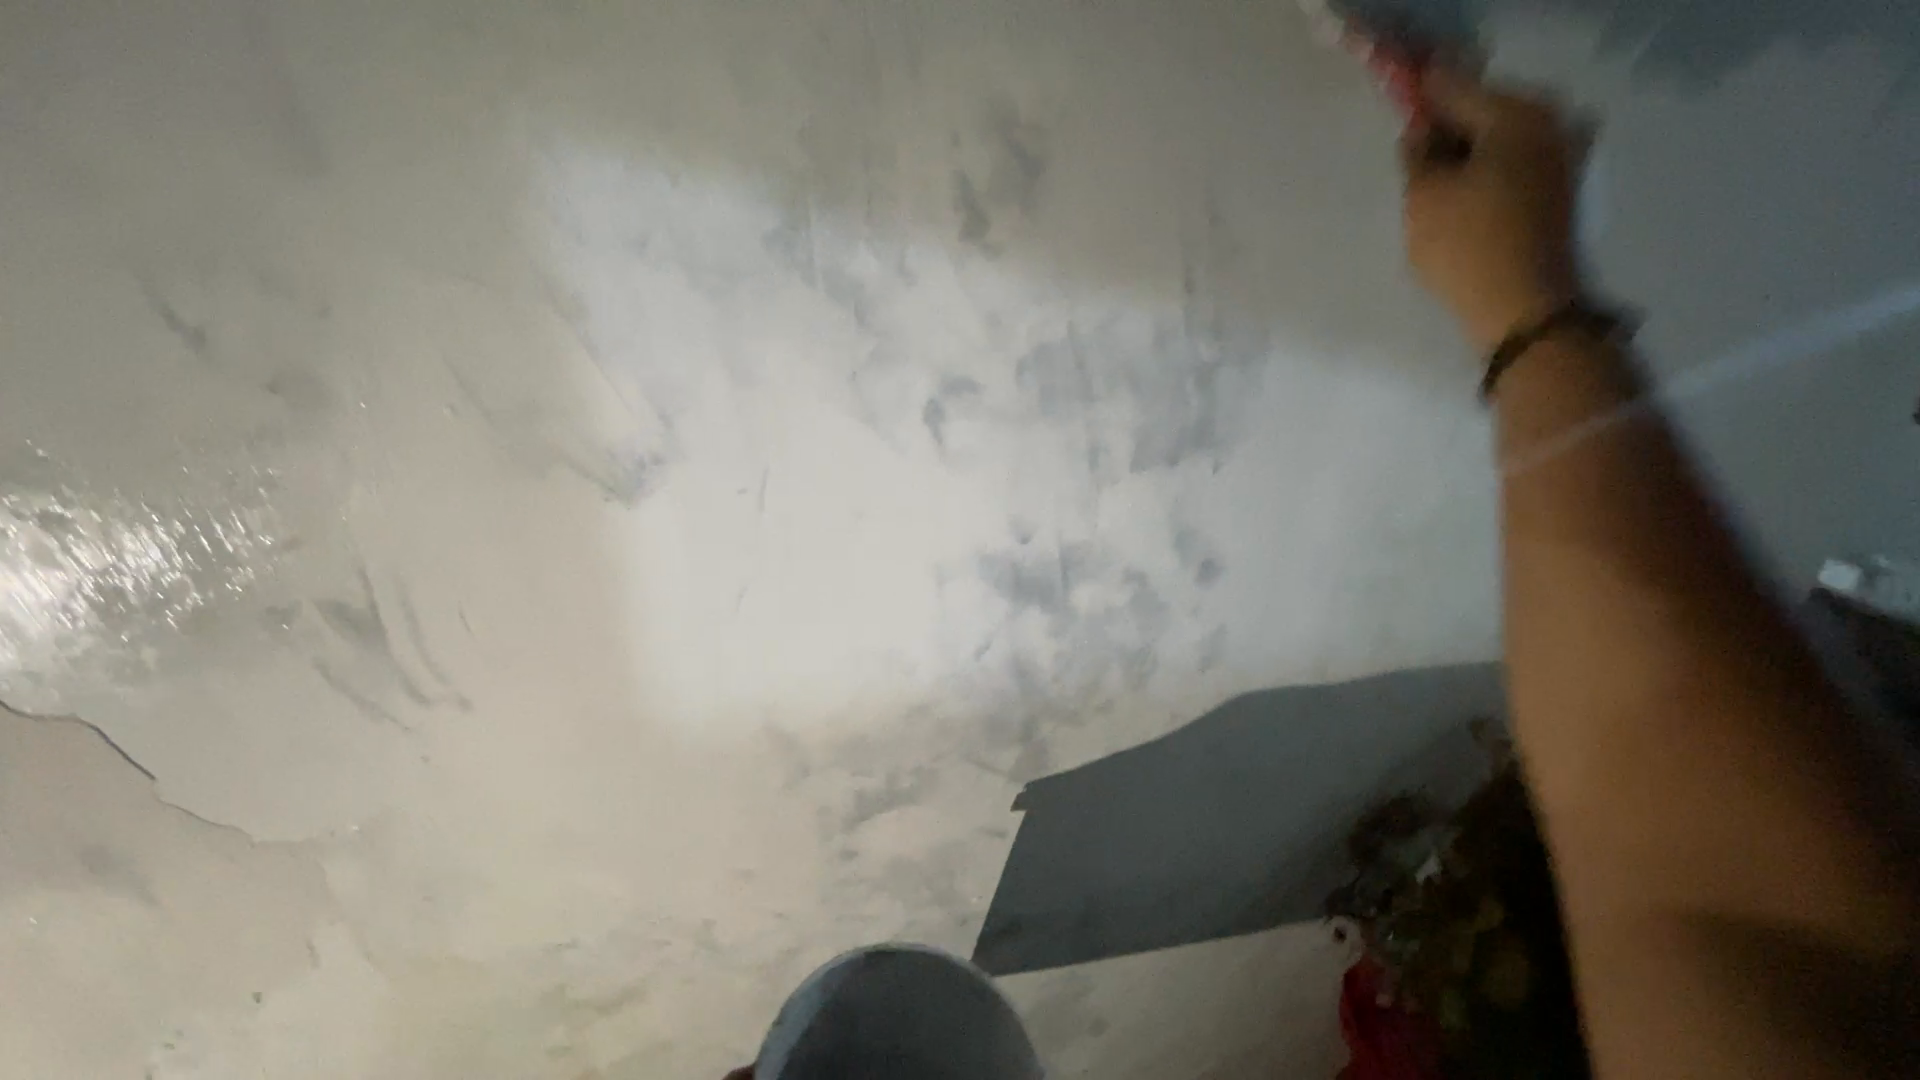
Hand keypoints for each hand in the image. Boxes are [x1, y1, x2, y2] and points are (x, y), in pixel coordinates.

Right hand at [1401, 69, 1585, 349]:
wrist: (1523, 308)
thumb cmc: (1465, 247)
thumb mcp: (1423, 196)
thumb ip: (1417, 152)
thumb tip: (1421, 130)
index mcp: (1516, 113)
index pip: (1452, 83)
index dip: (1415, 86)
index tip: (1388, 82)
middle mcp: (1549, 121)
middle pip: (1479, 107)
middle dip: (1442, 121)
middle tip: (1405, 143)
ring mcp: (1561, 154)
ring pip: (1494, 137)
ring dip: (1460, 148)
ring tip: (1425, 176)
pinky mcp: (1557, 188)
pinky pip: (1507, 162)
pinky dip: (1479, 169)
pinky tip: (1455, 193)